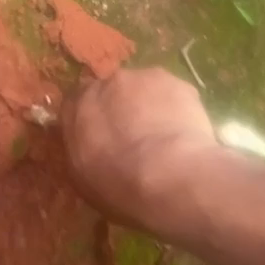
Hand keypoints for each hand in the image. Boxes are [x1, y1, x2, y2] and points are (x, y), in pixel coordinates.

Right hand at [64, 67, 227, 234]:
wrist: (168, 176)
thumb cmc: (117, 185)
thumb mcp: (82, 179)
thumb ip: (79, 151)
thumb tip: (85, 146)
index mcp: (76, 106)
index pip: (77, 105)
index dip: (92, 123)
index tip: (101, 142)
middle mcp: (106, 83)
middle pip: (113, 93)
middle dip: (122, 112)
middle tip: (136, 143)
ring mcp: (143, 79)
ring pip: (146, 92)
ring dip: (151, 109)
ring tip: (167, 143)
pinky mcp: (179, 83)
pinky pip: (176, 96)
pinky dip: (180, 112)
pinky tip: (189, 138)